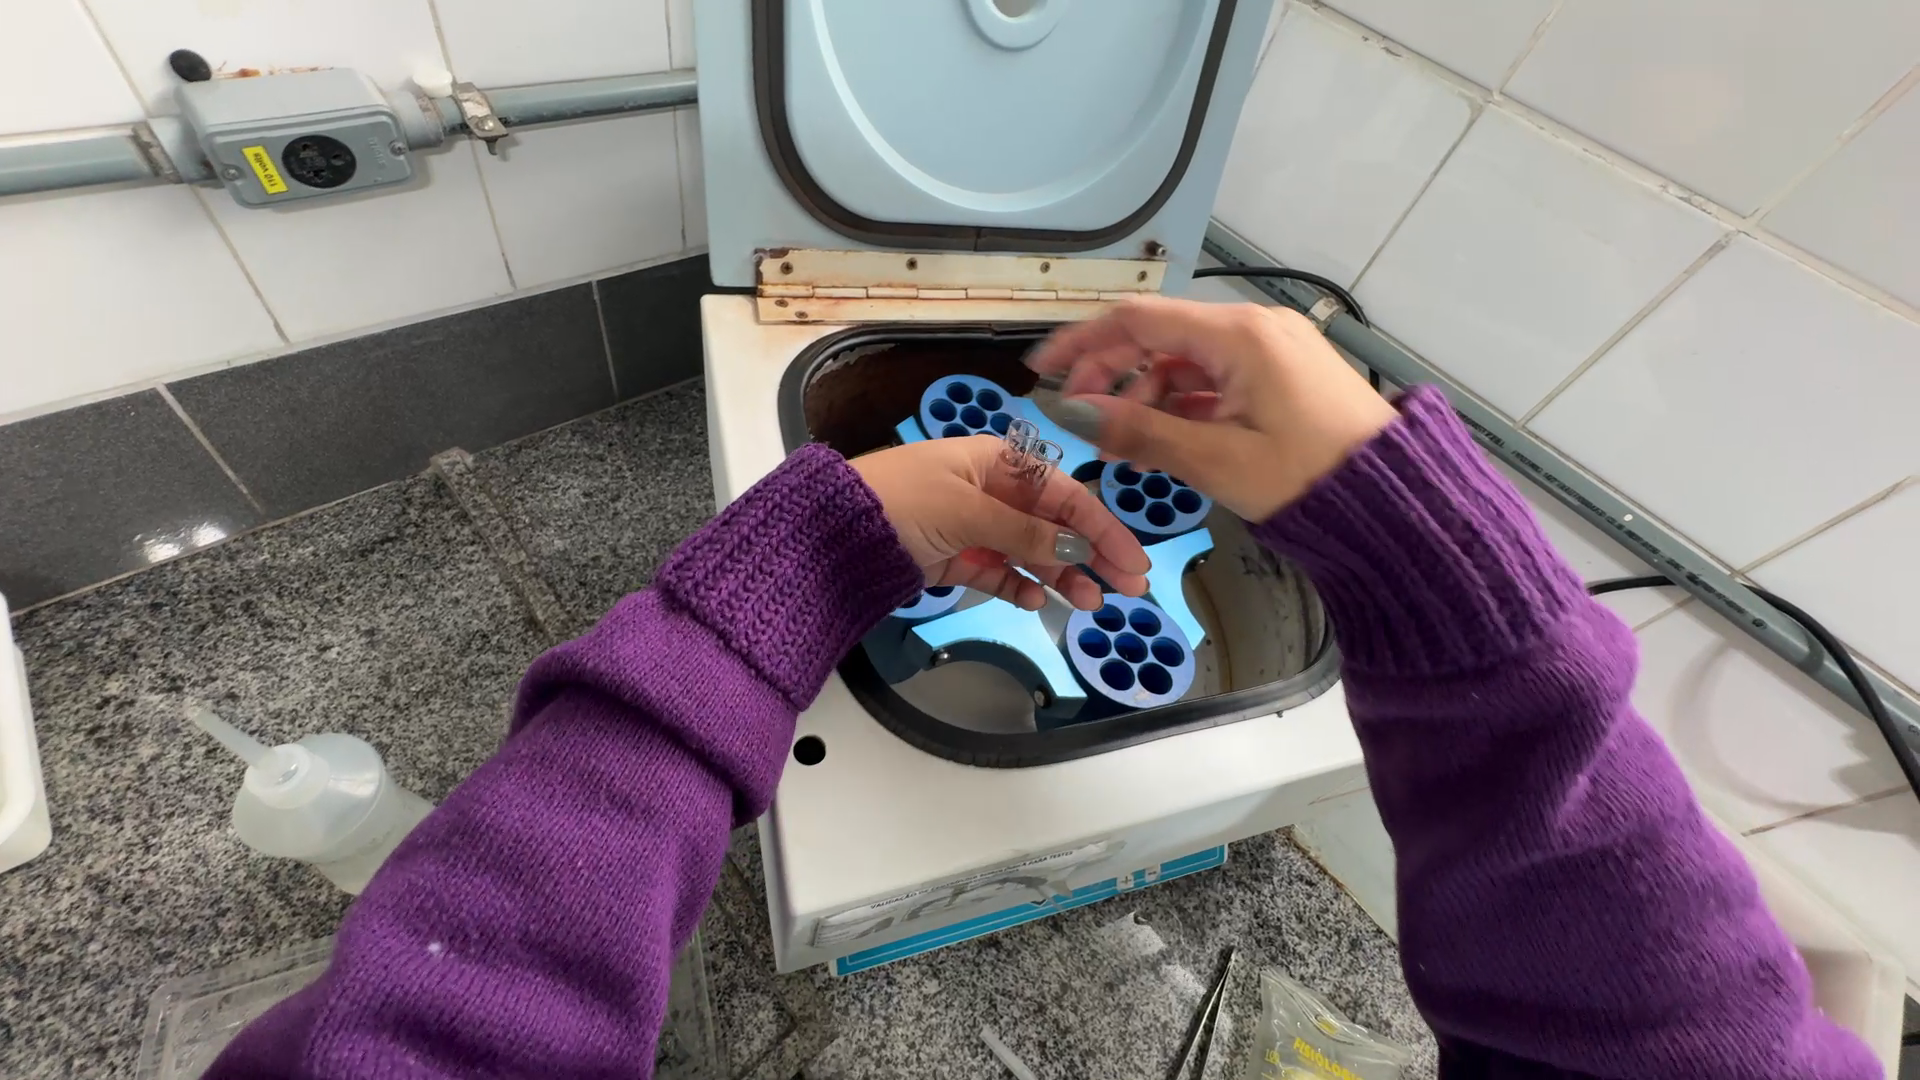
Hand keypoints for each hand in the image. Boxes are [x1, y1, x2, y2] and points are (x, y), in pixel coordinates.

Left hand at [850, 435, 1149, 611]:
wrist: (833, 532)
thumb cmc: (903, 501)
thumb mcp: (968, 510)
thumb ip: (1024, 533)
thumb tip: (1077, 550)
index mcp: (997, 462)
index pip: (1063, 493)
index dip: (1101, 527)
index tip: (1131, 559)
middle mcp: (991, 491)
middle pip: (1052, 525)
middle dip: (1089, 555)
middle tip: (1125, 589)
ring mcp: (974, 527)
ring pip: (1030, 553)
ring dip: (1059, 577)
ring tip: (1087, 603)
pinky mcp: (955, 558)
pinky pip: (998, 573)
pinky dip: (1018, 586)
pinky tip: (1036, 601)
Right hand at [1025, 296, 1397, 520]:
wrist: (1391, 502)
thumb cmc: (1307, 476)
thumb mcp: (1212, 457)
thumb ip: (1136, 430)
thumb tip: (1072, 413)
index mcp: (1238, 335)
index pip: (1137, 320)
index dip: (1082, 341)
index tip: (1043, 368)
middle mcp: (1252, 329)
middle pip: (1157, 339)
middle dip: (1110, 376)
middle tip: (1078, 420)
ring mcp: (1267, 351)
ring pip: (1181, 363)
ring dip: (1143, 398)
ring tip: (1120, 446)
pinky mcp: (1276, 375)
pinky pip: (1209, 380)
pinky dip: (1177, 406)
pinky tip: (1160, 439)